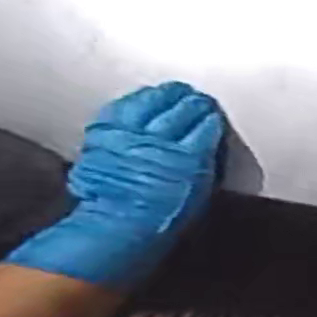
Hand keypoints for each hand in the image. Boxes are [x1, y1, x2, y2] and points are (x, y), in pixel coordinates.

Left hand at [6, 82, 225, 288]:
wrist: (122, 224)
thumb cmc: (169, 213)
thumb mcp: (202, 186)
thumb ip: (206, 158)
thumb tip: (208, 136)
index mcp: (189, 157)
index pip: (205, 125)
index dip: (211, 115)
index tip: (215, 111)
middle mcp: (158, 142)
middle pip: (178, 110)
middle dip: (190, 102)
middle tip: (198, 98)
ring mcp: (126, 136)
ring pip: (147, 103)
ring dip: (162, 96)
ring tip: (173, 92)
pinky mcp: (102, 135)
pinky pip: (120, 109)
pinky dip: (134, 101)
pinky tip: (142, 99)